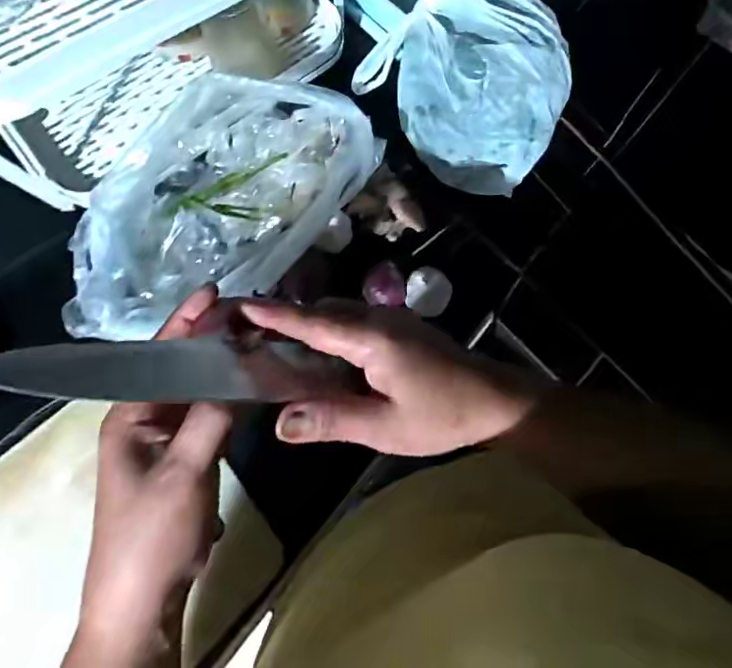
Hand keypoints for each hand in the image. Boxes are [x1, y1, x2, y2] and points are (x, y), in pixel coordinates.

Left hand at [68, 286, 232, 667]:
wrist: (142, 604)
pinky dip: (227, 393)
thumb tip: (240, 364)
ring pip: (195, 387)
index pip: (158, 354)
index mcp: (129, 414)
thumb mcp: (185, 471)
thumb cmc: (152, 534)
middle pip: (178, 366)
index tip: (215, 289)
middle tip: (248, 310)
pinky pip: (206, 411)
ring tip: (255, 335)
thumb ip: (212, 414)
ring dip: (221, 363)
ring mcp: (164, 438)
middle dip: (209, 336)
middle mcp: (143, 418)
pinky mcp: (183, 456)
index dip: (185, 320)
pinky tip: (252, 380)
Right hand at [240, 298, 543, 456]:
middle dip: (281, 315)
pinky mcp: (397, 326)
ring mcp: (390, 318)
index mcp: (371, 338)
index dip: (273, 314)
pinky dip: (325, 327)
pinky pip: (352, 318)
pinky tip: (315, 349)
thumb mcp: (385, 428)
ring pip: (337, 312)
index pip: (313, 322)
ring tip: (269, 338)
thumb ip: (332, 421)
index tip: (237, 304)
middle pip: (321, 311)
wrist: (493, 398)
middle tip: (242, 329)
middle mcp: (377, 318)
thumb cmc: (441, 415)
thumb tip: (278, 421)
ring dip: (304, 320)